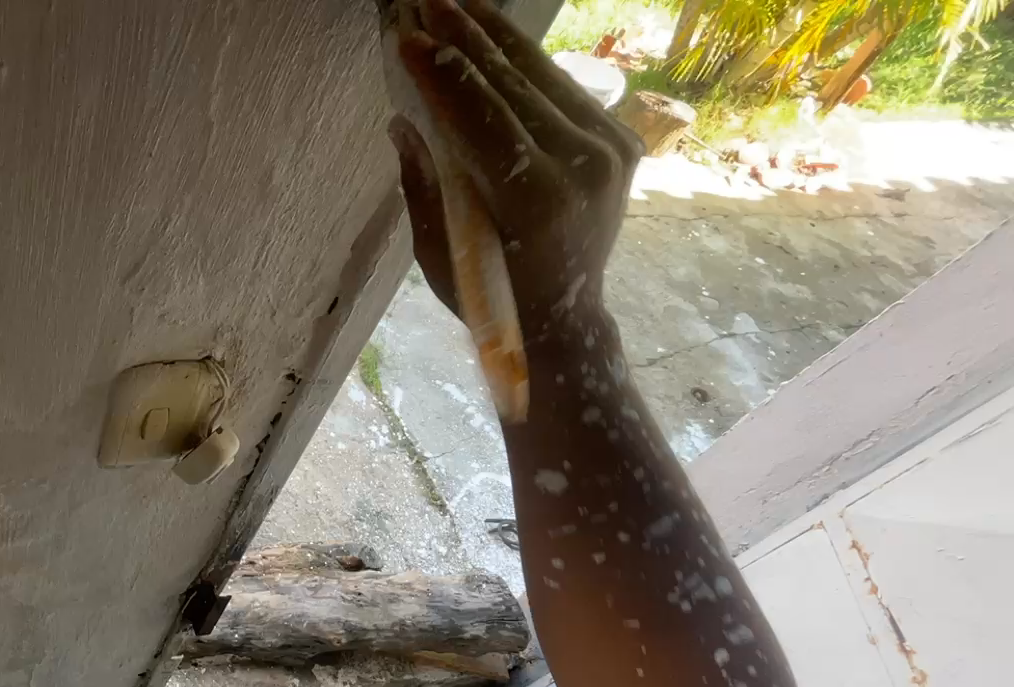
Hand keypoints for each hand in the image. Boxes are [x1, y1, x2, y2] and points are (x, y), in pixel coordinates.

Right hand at [387, 0, 640, 340]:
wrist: (564, 318)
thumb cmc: (488, 300)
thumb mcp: (440, 254)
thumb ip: (424, 187)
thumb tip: (403, 123)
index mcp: (536, 199)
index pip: (481, 119)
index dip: (442, 76)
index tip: (408, 38)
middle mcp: (583, 163)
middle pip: (515, 86)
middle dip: (466, 40)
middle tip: (427, 0)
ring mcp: (609, 148)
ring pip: (543, 78)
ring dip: (496, 38)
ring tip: (458, 2)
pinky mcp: (619, 141)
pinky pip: (563, 92)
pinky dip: (525, 63)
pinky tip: (496, 38)